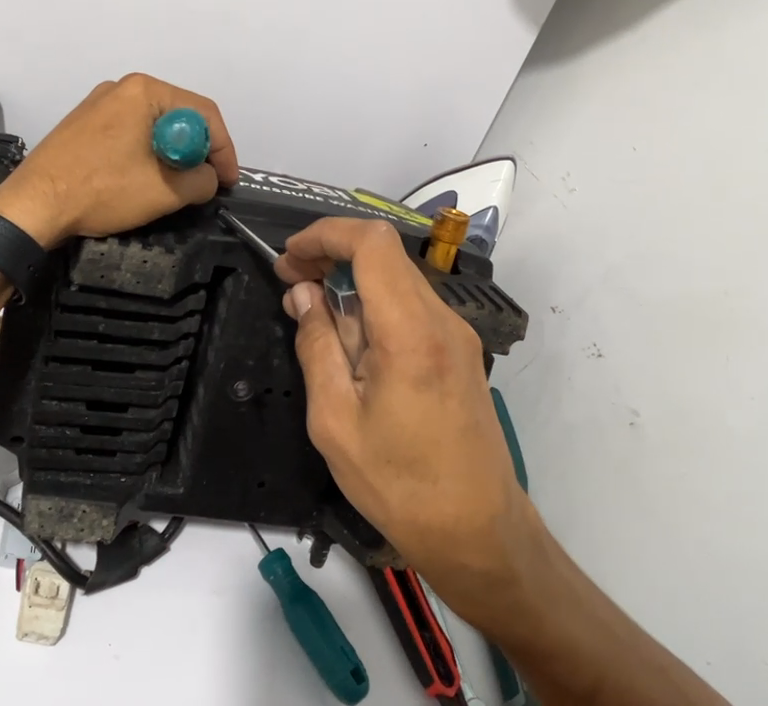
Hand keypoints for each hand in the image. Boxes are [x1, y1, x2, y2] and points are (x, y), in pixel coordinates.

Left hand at [0, 74, 237, 248]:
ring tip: (175, 186)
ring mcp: (98, 104)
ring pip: (153, 126)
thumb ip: (202, 181)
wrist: (33, 205)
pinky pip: (129, 133)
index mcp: (144, 91)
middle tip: (205, 183)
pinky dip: (144, 154)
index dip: (224, 149)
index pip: (203, 113)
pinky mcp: (83, 124)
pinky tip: (141, 179)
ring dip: (170, 154)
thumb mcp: (166, 191)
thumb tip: (208, 178)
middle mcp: (121, 88)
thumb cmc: (101, 190)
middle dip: (197, 151)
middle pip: (178, 116)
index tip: (228, 181)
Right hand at [275, 217, 524, 586]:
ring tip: (312, 314)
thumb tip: (304, 294)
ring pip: (397, 280)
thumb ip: (317, 345)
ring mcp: (457, 336)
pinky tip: (349, 341)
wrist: (478, 531)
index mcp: (411, 333)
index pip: (373, 243)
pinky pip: (411, 308)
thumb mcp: (335, 420)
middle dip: (332, 256)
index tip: (289, 258)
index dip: (325, 235)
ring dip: (351, 283)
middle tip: (291, 283)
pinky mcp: (460, 353)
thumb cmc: (400, 484)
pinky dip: (374, 306)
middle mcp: (441, 321)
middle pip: (385, 255)